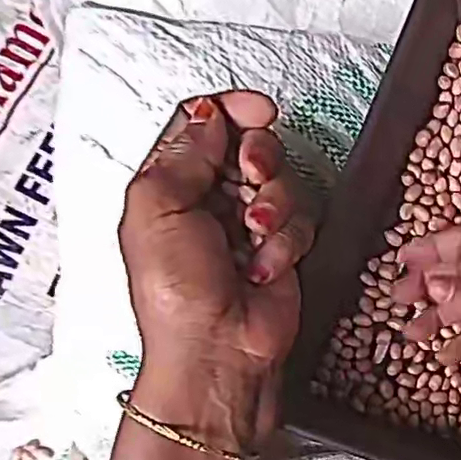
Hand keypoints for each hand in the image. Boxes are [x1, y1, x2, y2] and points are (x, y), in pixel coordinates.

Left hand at [119, 91, 314, 452]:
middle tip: (252, 179)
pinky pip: (304, 224)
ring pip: (285, 185)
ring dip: (274, 210)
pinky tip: (266, 271)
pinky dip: (286, 246)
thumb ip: (183, 155)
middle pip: (254, 147)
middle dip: (260, 159)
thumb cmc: (175, 288)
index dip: (231, 109)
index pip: (205, 126)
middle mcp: (216, 199)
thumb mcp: (156, 209)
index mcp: (173, 182)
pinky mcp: (288, 252)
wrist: (219, 350)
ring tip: (254, 241)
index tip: (259, 108)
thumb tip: (212, 115)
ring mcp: (256, 227)